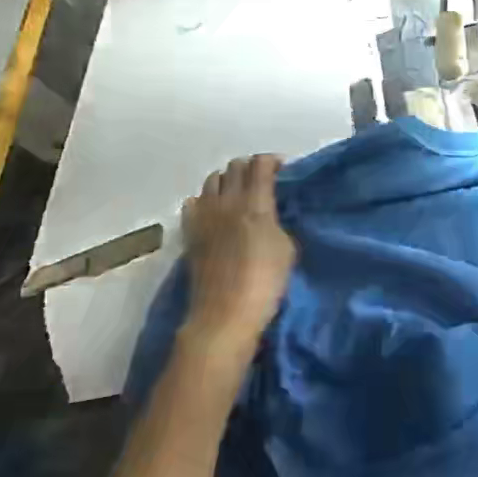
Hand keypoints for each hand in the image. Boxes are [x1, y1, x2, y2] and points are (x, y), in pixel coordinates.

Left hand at [179, 154, 296, 348]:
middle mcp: (227, 201)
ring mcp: (204, 215)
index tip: (283, 170)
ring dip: (227, 181)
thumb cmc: (265, 282)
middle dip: (250, 167)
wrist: (225, 314)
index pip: (260, 164)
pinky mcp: (189, 231)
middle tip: (262, 181)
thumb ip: (278, 222)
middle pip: (235, 166)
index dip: (272, 161)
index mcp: (255, 202)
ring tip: (237, 195)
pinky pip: (193, 202)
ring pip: (212, 180)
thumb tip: (269, 215)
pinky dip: (205, 200)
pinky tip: (214, 212)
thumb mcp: (287, 248)